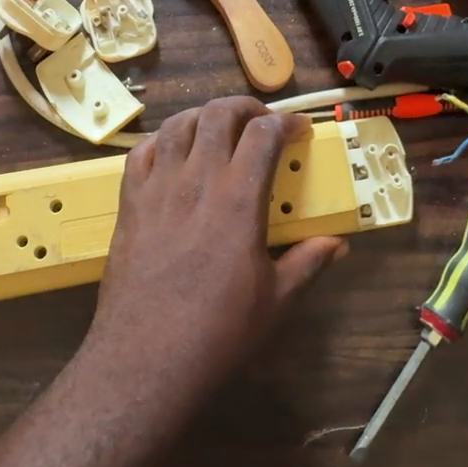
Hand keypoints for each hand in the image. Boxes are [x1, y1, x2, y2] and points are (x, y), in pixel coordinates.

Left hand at [85, 97, 348, 399]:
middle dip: (245, 107)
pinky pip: (141, 152)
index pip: (263, 134)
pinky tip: (173, 152)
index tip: (299, 130)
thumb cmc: (217, 332)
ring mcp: (158, 189)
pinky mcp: (129, 204)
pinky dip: (162, 140)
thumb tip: (338, 244)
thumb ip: (307, 263)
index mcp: (239, 200)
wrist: (144, 360)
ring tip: (218, 129)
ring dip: (203, 117)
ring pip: (178, 124)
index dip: (285, 122)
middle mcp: (198, 181)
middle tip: (261, 122)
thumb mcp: (275, 301)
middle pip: (218, 114)